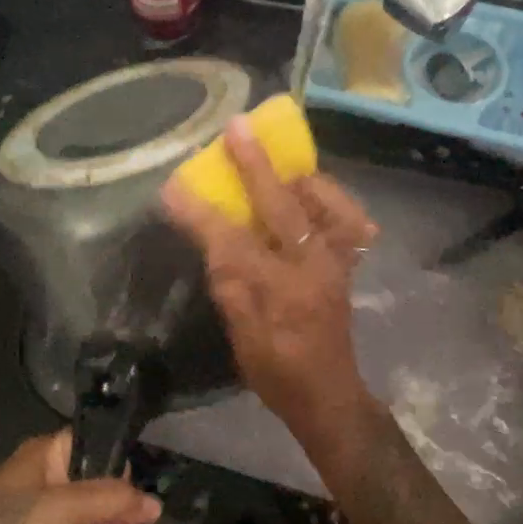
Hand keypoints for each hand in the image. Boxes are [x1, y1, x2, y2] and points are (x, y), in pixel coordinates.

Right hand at [161, 116, 378, 426]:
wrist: (327, 395)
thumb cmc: (276, 369)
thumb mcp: (240, 330)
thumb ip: (225, 278)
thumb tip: (205, 232)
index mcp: (280, 290)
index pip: (233, 239)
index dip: (202, 211)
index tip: (174, 186)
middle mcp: (315, 267)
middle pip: (284, 205)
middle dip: (255, 165)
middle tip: (236, 128)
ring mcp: (338, 263)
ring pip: (330, 203)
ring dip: (301, 176)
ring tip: (280, 163)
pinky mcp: (348, 264)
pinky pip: (347, 220)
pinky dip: (329, 201)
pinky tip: (310, 197)